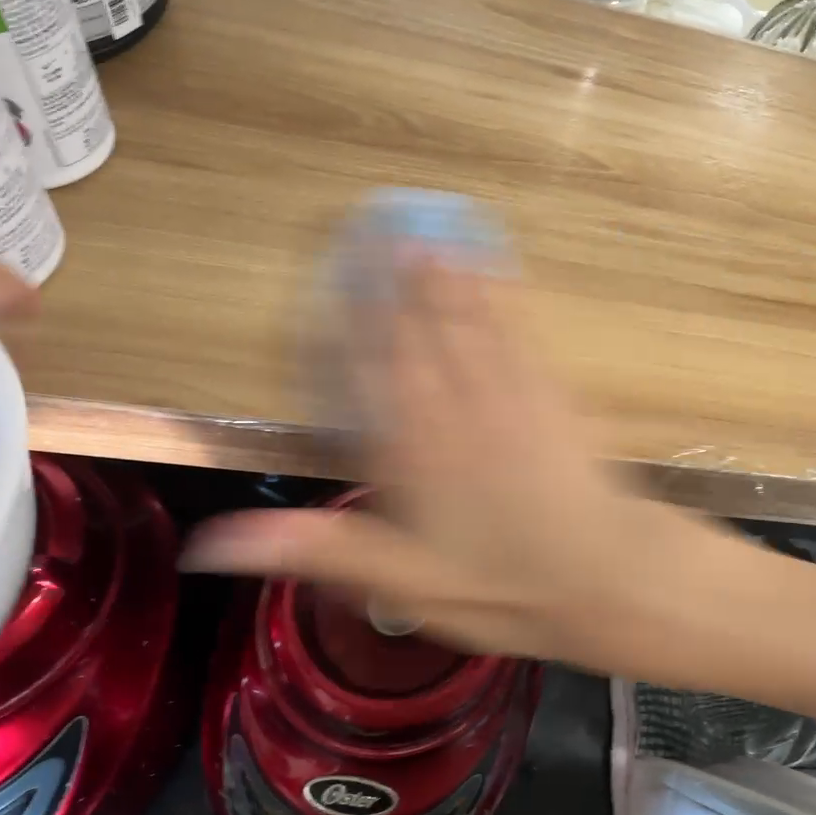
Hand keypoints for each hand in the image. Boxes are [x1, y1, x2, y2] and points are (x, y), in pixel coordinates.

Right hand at [180, 253, 761, 671]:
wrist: (606, 577)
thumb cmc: (502, 586)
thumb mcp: (401, 583)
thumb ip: (316, 549)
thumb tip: (209, 542)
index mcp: (417, 451)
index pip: (375, 373)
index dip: (356, 323)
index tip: (341, 277)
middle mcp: (461, 410)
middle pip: (426, 335)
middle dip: (405, 282)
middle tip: (388, 227)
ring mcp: (514, 397)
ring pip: (476, 326)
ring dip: (454, 279)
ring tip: (436, 233)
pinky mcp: (557, 397)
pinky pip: (527, 336)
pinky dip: (511, 302)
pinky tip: (505, 276)